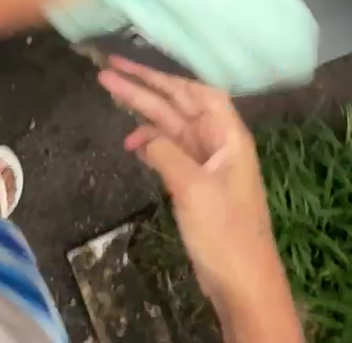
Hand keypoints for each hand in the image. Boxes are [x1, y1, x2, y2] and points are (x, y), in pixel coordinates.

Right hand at [99, 58, 281, 309]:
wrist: (244, 288)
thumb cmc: (226, 235)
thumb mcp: (194, 189)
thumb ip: (166, 152)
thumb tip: (142, 137)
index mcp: (228, 138)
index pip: (199, 92)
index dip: (169, 75)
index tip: (136, 62)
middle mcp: (217, 144)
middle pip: (178, 104)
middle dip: (144, 85)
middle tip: (108, 67)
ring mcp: (204, 164)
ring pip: (168, 124)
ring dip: (140, 109)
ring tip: (108, 90)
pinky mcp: (193, 184)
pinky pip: (167, 149)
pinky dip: (148, 142)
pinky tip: (130, 141)